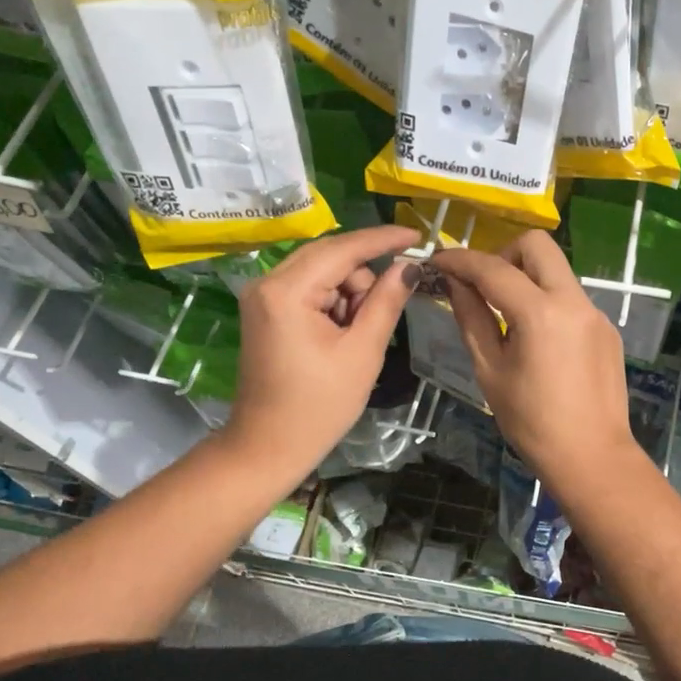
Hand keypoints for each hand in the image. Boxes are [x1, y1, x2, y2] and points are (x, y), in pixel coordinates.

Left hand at [223, 225, 417, 475]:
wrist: (270, 445)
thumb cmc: (321, 405)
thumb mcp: (362, 352)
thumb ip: (386, 302)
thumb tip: (409, 266)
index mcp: (287, 291)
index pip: (343, 249)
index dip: (382, 239)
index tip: (418, 236)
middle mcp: (267, 282)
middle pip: (330, 257)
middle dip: (365, 276)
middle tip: (389, 307)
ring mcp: (263, 296)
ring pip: (321, 273)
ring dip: (349, 294)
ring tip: (359, 337)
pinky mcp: (266, 312)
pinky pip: (309, 291)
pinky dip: (333, 305)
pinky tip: (344, 335)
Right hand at [431, 231, 642, 488]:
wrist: (591, 456)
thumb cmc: (532, 423)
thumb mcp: (491, 371)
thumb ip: (472, 319)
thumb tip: (456, 284)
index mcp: (541, 313)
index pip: (493, 268)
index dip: (460, 260)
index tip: (439, 261)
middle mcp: (574, 302)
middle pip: (538, 245)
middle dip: (503, 254)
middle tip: (484, 286)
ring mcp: (596, 315)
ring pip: (558, 272)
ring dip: (528, 279)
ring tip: (508, 318)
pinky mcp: (608, 331)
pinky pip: (573, 300)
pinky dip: (549, 304)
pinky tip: (540, 343)